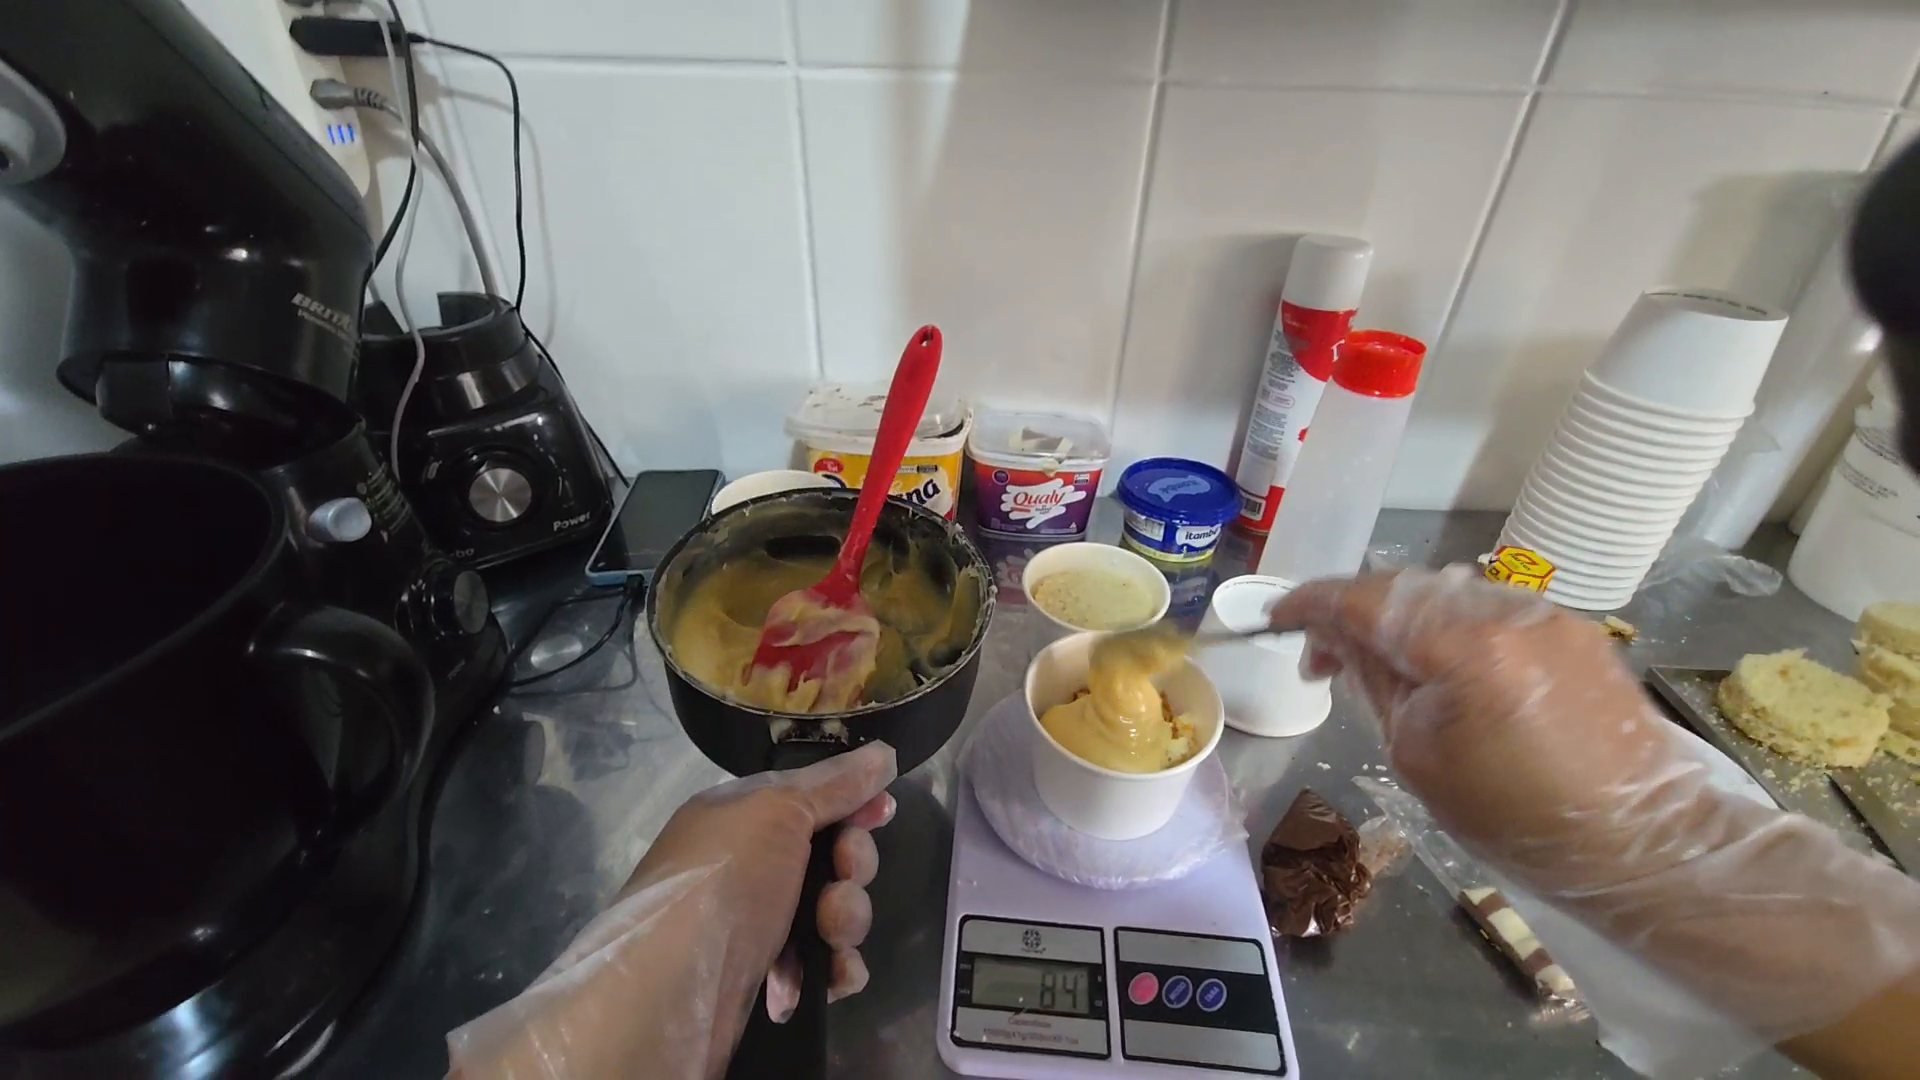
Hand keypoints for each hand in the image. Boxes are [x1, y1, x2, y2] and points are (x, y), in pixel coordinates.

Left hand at [445, 742, 897, 1079]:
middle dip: (852, 863)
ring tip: (827, 932)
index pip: (810, 796)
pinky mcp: (766, 979)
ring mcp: (757, 924)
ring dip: (845, 917)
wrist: (670, 995)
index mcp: (741, 815)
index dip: (851, 800)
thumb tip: (883, 752)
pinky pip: (823, 964)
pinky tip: (832, 975)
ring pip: (832, 908)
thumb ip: (835, 783)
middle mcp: (748, 865)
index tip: (883, 809)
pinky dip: (834, 967)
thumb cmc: (724, 879)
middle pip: (830, 852)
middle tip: (844, 872)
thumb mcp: (778, 810)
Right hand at [1266, 565, 1681, 888]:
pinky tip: (1432, 663)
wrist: (1645, 845)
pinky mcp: (1569, 628)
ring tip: (1375, 663)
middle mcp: (1508, 613)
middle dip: (1349, 613)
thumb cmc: (1510, 816)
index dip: (1311, 604)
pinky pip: (1481, 610)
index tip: (1276, 617)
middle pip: (1401, 588)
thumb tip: (1332, 636)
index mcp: (1467, 649)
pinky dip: (1440, 626)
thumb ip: (1372, 677)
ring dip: (1394, 618)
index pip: (1365, 602)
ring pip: (1440, 594)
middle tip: (1321, 657)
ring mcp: (1545, 615)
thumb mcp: (1414, 751)